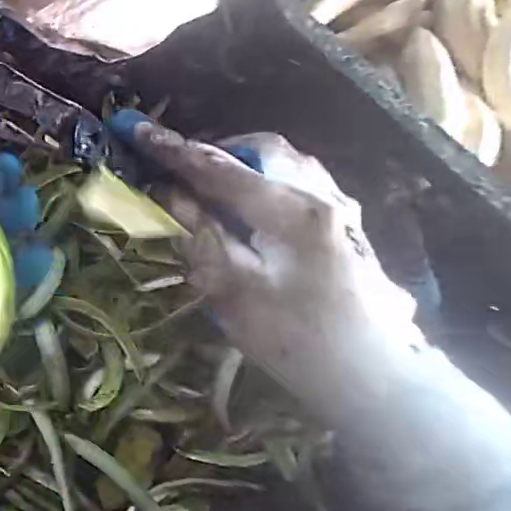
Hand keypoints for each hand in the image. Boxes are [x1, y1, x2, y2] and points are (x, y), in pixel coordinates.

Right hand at [103, 113, 425, 423]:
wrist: (376, 381)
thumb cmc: (295, 338)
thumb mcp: (231, 288)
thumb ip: (198, 231)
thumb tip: (165, 191)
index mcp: (290, 209)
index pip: (217, 167)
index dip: (171, 149)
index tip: (135, 129)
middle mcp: (321, 196)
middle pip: (263, 148)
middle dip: (216, 150)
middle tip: (180, 170)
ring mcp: (341, 210)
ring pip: (287, 163)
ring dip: (243, 163)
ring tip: (211, 187)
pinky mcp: (346, 228)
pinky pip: (300, 182)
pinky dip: (265, 180)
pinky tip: (251, 210)